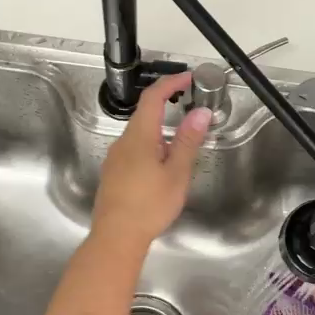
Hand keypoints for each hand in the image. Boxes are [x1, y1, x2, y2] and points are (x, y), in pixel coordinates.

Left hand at [92, 70, 209, 247]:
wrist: (116, 237)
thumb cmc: (149, 205)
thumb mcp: (176, 173)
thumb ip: (187, 141)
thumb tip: (200, 113)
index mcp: (139, 136)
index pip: (153, 97)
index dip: (170, 82)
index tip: (188, 78)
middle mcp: (123, 142)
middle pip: (144, 114)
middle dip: (167, 105)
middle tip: (189, 105)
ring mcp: (115, 158)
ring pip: (139, 134)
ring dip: (160, 129)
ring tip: (181, 141)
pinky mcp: (114, 174)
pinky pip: (134, 150)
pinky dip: (151, 146)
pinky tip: (162, 165)